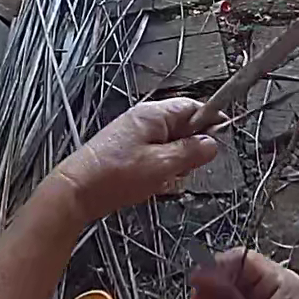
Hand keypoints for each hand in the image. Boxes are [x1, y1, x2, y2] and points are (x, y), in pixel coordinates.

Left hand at [51, 98, 218, 222]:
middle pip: (182, 126)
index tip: (222, 137)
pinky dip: (159, 169)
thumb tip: (212, 143)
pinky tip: (151, 184)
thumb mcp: (163, 165)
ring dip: (174, 162)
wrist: (76, 191)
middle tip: (184, 168)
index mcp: (154, 114)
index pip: (193, 106)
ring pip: (169, 144)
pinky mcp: (126, 150)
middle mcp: (143, 118)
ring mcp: (133, 134)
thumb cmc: (115, 175)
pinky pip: (154, 155)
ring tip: (163, 179)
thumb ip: (191, 152)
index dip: (211, 120)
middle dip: (190, 148)